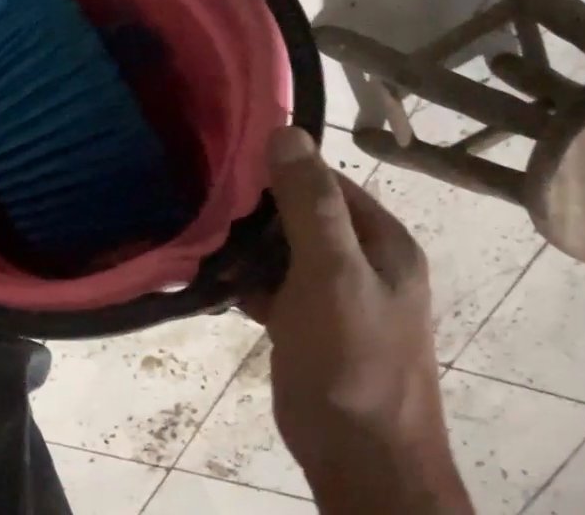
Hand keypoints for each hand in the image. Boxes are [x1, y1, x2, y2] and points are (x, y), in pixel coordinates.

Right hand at [242, 128, 470, 514]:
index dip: (279, 169)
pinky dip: (242, 277)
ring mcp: (333, 293)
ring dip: (243, 244)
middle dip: (253, 209)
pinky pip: (268, 281)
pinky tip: (212, 279)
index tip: (225, 164)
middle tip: (205, 203)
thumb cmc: (352, 358)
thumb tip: (286, 130)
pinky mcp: (305, 321)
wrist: (359, 455)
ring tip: (201, 239)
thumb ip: (309, 204)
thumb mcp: (331, 272)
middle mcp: (362, 261)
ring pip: (278, 247)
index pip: (325, 181)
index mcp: (383, 243)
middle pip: (298, 211)